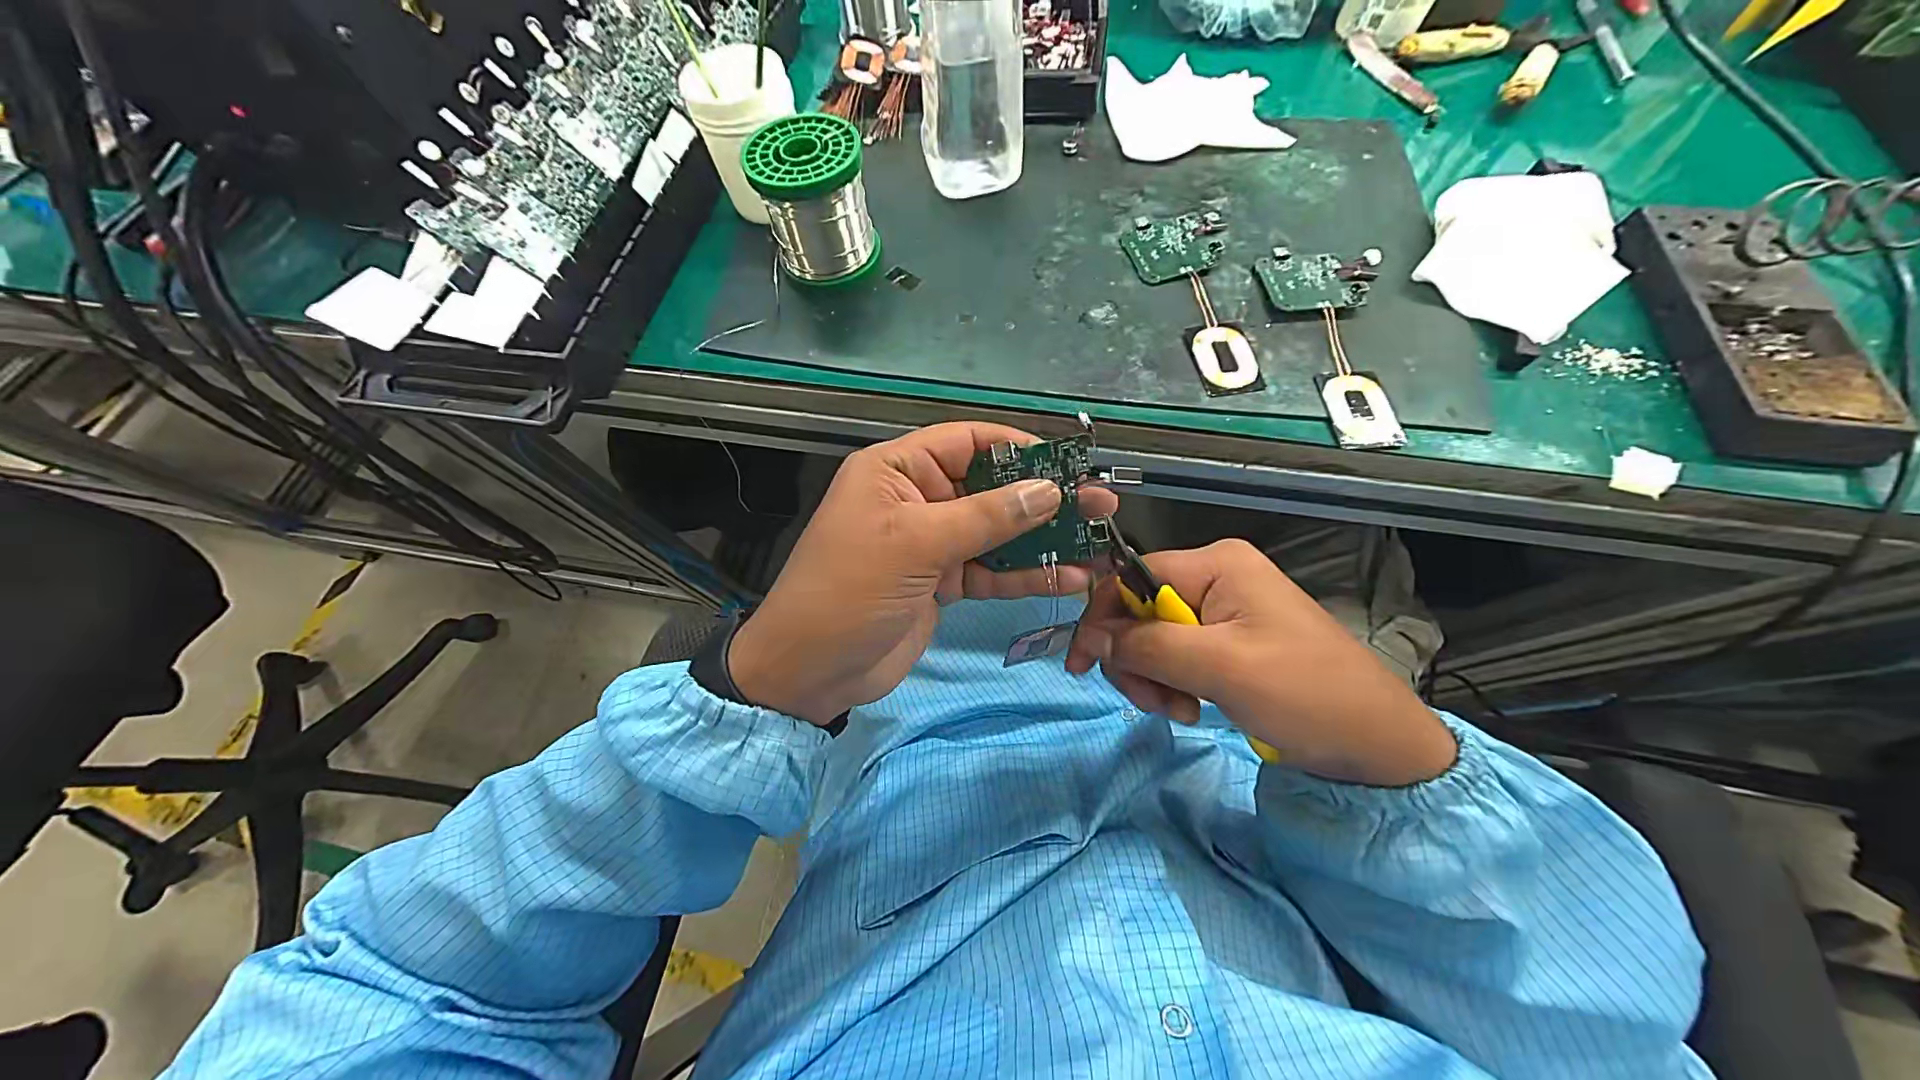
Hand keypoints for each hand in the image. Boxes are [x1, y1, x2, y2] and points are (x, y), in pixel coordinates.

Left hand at [729, 422, 1119, 725]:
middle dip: (1042, 497)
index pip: (965, 442)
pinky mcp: (942, 583)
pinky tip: (1067, 579)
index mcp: (896, 470)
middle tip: (1098, 502)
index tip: (1066, 462)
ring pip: (996, 533)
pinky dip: (1025, 577)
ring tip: (1097, 541)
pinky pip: (991, 572)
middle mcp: (916, 499)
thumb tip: (1047, 492)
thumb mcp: (916, 544)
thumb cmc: (849, 591)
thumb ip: (985, 518)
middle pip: (989, 489)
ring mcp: (931, 544)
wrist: (810, 671)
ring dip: (1043, 540)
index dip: (1016, 448)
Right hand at [1065, 539, 1454, 785]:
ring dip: (1152, 677)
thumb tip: (1089, 638)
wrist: (1377, 743)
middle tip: (1153, 701)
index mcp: (1216, 565)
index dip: (1101, 618)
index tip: (1083, 665)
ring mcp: (1222, 610)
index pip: (1129, 576)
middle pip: (1136, 609)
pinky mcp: (1227, 642)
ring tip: (1180, 709)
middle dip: (1133, 658)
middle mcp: (1215, 577)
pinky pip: (1175, 655)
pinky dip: (1171, 683)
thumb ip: (1147, 646)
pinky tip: (1192, 706)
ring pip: (1151, 637)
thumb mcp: (1220, 668)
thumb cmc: (1305, 694)